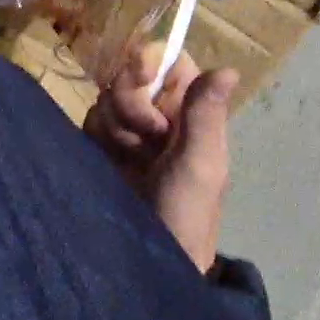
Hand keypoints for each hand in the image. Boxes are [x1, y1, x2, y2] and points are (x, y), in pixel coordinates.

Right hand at [82, 44, 238, 273]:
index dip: (150, 61)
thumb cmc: (186, 211)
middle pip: (131, 75)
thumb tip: (228, 67)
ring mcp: (129, 130)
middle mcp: (160, 115)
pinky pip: (91, 116)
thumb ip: (205, 114)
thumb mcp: (201, 164)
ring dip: (114, 122)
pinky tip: (107, 157)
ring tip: (129, 156)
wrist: (149, 258)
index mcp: (191, 114)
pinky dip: (97, 133)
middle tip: (144, 136)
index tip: (142, 76)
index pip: (168, 62)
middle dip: (130, 101)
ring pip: (108, 96)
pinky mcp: (102, 144)